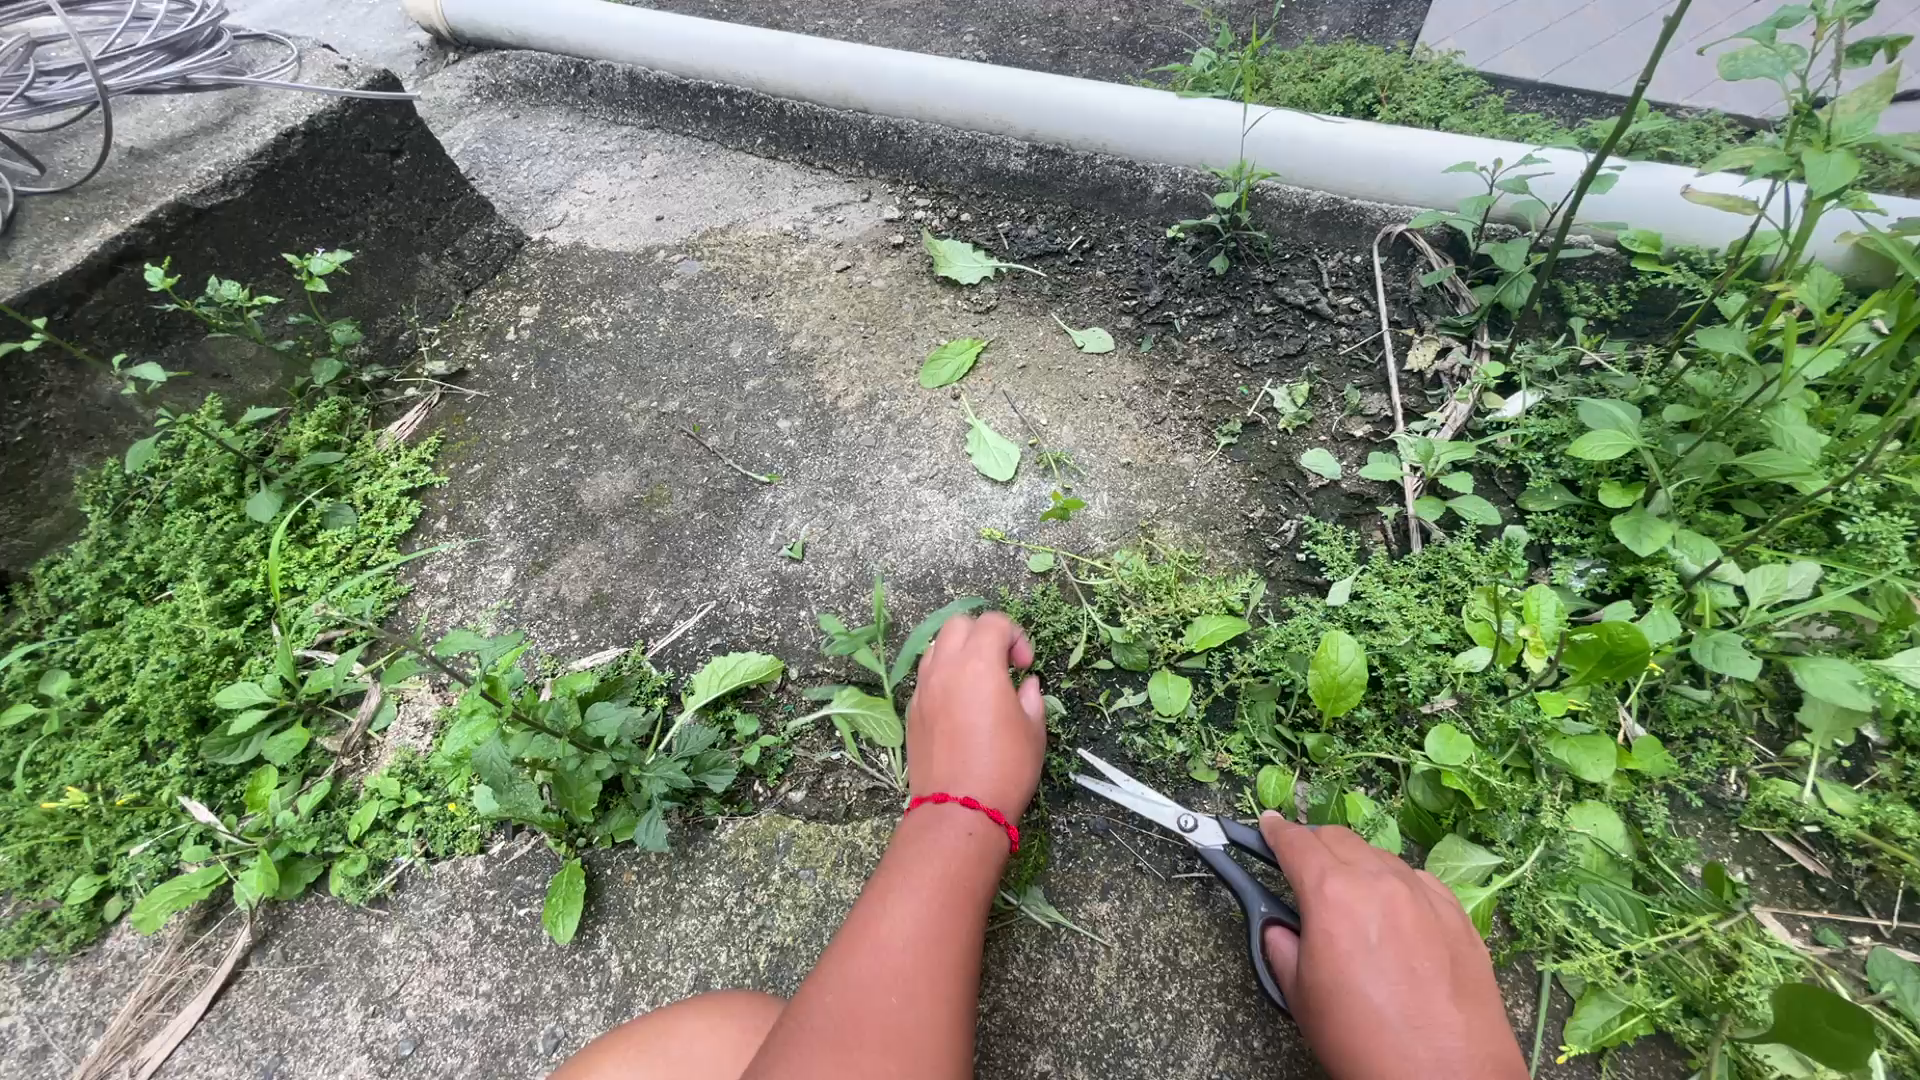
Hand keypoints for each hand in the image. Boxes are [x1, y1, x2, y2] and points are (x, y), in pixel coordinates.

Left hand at [905, 612, 1046, 820]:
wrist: (958, 811)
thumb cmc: (1005, 768)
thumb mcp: (1033, 731)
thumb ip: (1031, 698)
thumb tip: (1026, 684)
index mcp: (978, 664)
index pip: (993, 622)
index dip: (1016, 635)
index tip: (1025, 665)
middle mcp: (945, 667)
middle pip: (959, 624)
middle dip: (983, 634)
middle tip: (1002, 664)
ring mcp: (924, 688)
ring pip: (937, 646)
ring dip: (959, 651)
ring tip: (978, 680)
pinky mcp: (912, 710)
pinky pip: (926, 676)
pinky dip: (944, 675)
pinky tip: (959, 703)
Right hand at [1260, 814, 1527, 1079]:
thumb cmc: (1362, 1041)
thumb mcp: (1298, 992)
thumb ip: (1280, 942)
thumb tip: (1282, 925)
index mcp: (1331, 893)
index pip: (1294, 842)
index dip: (1274, 830)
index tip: (1267, 825)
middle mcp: (1378, 881)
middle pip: (1336, 837)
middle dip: (1312, 843)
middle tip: (1302, 864)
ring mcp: (1424, 896)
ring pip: (1378, 856)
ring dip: (1354, 863)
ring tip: (1350, 895)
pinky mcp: (1459, 918)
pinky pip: (1418, 881)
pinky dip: (1396, 884)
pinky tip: (1394, 914)